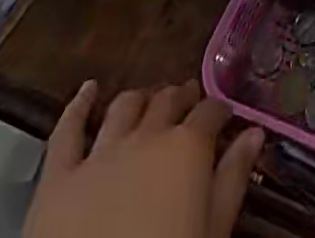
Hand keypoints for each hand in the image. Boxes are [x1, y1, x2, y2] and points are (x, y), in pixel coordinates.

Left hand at [21, 80, 264, 237]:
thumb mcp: (214, 229)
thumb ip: (233, 178)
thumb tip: (254, 134)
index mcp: (186, 148)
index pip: (210, 112)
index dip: (220, 109)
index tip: (225, 114)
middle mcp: (145, 137)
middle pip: (167, 101)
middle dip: (182, 96)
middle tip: (190, 98)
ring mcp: (100, 153)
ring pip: (125, 107)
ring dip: (141, 97)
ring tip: (149, 97)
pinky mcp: (59, 176)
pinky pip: (67, 132)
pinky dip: (78, 105)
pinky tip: (87, 90)